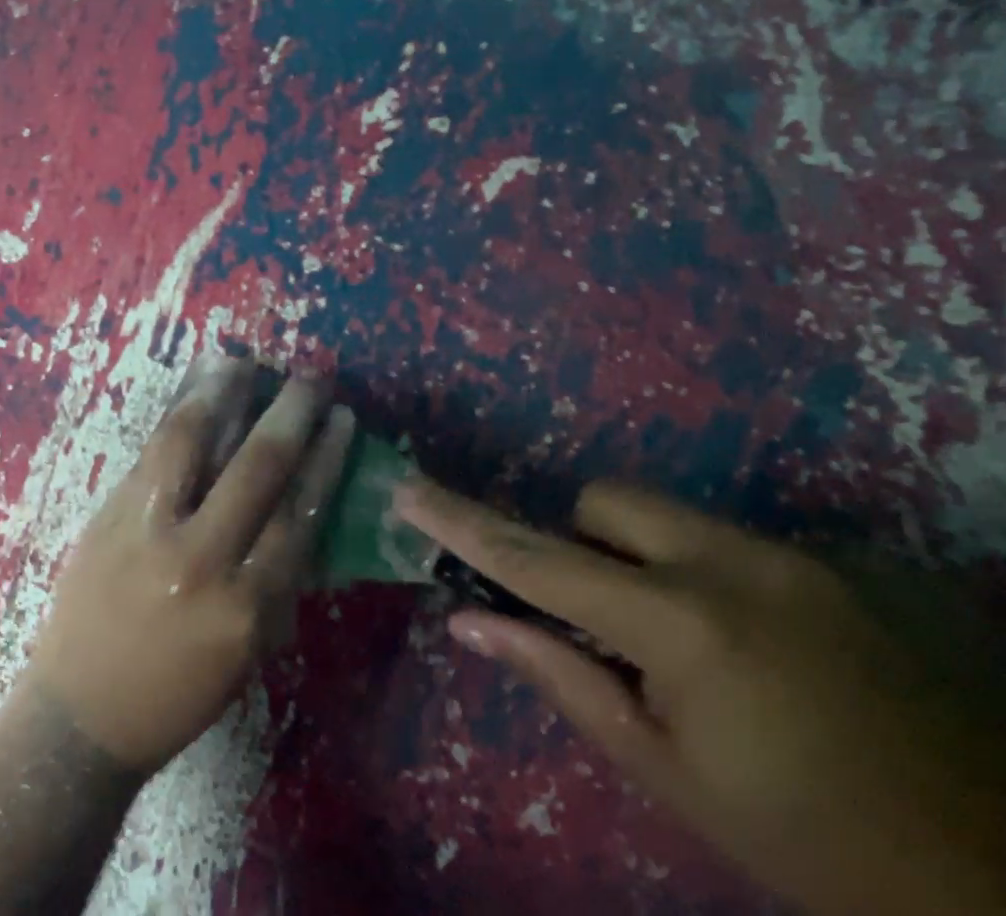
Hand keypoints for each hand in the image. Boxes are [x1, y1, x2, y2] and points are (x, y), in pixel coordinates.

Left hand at [18, 352, 354, 772]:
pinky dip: (172, 422)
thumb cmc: (176, 696)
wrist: (82, 713)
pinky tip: (188, 396)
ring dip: (217, 396)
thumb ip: (275, 585)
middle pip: (255, 470)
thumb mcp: (246, 653)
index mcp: (247, 605)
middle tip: (309, 379)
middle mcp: (199, 560)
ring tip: (239, 362)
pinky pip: (146, 460)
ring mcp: (144, 532)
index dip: (325, 460)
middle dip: (288, 415)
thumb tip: (300, 517)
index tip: (341, 421)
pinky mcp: (104, 519)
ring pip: (187, 445)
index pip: (299, 514)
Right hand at [397, 479, 1005, 915]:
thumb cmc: (796, 831)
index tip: (408, 489)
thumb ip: (561, 675)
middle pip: (607, 501)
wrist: (988, 866)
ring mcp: (800, 562)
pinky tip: (737, 652)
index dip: (463, 523)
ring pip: (670, 518)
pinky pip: (726, 544)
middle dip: (574, 540)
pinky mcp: (839, 573)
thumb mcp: (660, 766)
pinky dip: (694, 575)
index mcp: (684, 623)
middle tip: (585, 615)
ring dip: (635, 557)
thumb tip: (470, 622)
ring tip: (666, 644)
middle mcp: (740, 567)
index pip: (539, 559)